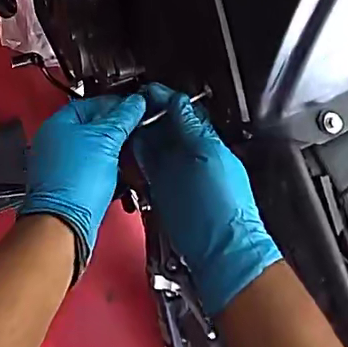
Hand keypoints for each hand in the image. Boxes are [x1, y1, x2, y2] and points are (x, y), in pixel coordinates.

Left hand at [18, 95, 146, 268]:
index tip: (135, 107)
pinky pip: (94, 171)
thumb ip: (123, 118)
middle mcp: (56, 142)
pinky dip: (109, 171)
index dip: (116, 104)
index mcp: (58, 123)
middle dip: (117, 129)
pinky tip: (121, 175)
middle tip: (135, 130)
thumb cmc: (74, 183)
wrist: (65, 224)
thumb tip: (136, 103)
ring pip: (96, 150)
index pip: (92, 102)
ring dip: (115, 152)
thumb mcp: (106, 140)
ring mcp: (62, 166)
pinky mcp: (71, 186)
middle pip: (94, 126)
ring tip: (131, 154)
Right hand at [132, 85, 281, 313]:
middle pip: (163, 127)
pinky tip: (124, 151)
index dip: (162, 99)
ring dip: (136, 135)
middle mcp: (189, 156)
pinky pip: (143, 169)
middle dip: (145, 115)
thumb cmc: (225, 209)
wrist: (223, 254)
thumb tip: (177, 102)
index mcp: (206, 142)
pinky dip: (132, 159)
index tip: (144, 92)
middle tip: (126, 107)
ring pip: (151, 146)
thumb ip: (191, 128)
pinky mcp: (161, 194)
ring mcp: (174, 175)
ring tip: (121, 125)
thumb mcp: (208, 157)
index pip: (180, 110)